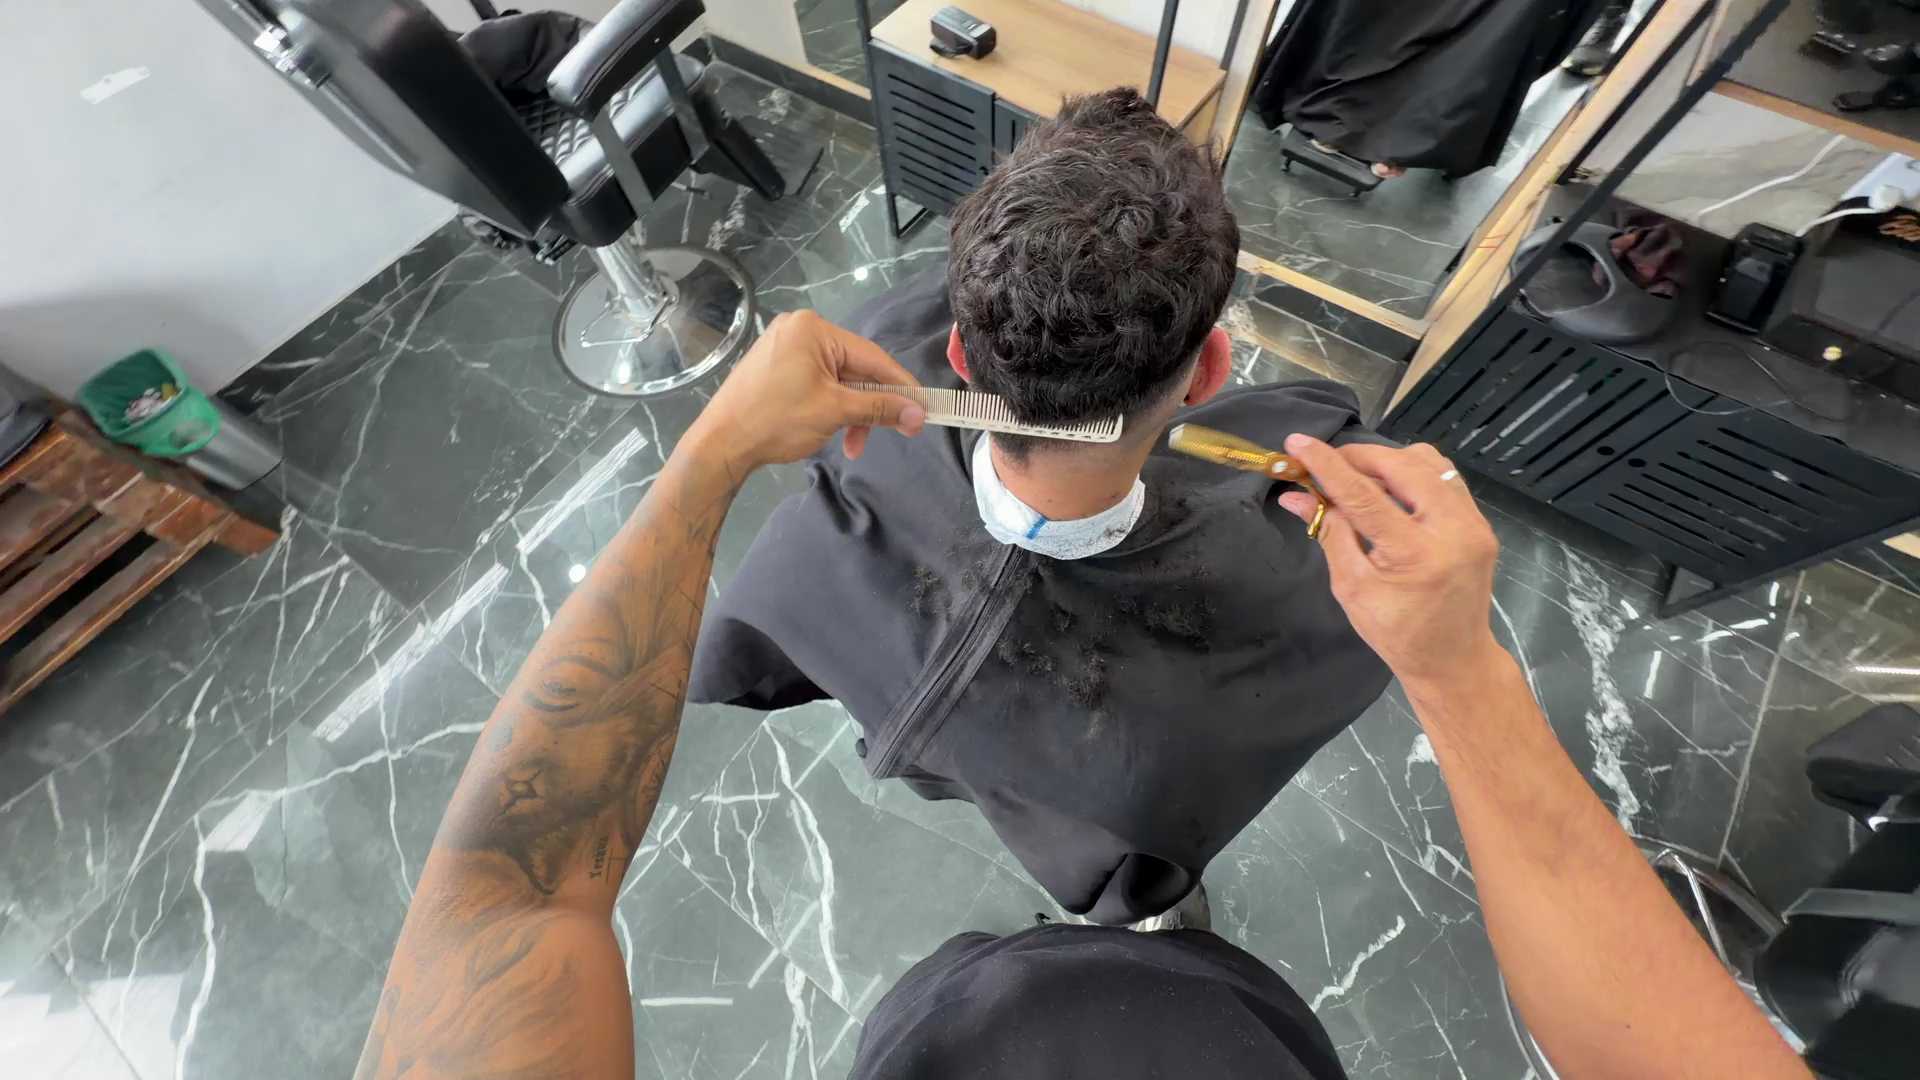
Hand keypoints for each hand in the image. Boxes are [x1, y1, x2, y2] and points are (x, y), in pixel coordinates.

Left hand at [687, 310, 927, 472]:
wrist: (720, 444)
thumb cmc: (776, 421)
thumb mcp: (834, 412)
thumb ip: (880, 408)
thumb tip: (919, 414)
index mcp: (814, 330)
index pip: (872, 357)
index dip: (902, 386)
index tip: (925, 409)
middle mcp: (800, 330)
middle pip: (856, 369)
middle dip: (872, 406)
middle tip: (897, 432)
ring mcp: (786, 348)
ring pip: (838, 381)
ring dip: (852, 414)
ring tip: (852, 446)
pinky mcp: (777, 367)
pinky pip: (819, 384)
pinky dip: (832, 408)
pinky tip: (832, 431)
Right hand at [1276, 436, 1503, 687]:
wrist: (1452, 657)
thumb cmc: (1392, 630)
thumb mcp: (1350, 585)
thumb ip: (1328, 532)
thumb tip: (1295, 496)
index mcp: (1414, 552)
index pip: (1364, 494)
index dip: (1327, 465)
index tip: (1298, 443)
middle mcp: (1453, 529)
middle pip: (1401, 465)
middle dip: (1357, 456)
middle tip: (1323, 461)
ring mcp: (1473, 523)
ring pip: (1427, 463)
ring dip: (1385, 461)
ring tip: (1355, 475)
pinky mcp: (1478, 522)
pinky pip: (1442, 478)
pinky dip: (1409, 473)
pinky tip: (1386, 488)